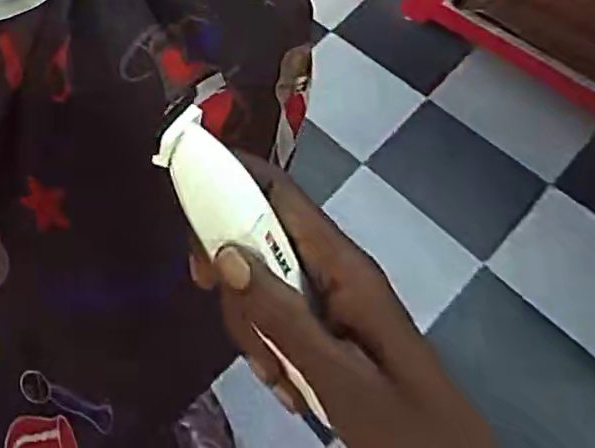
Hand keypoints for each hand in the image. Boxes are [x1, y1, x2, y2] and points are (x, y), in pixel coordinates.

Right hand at [194, 155, 493, 447]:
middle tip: (207, 290)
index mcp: (342, 264)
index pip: (277, 189)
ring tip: (273, 373)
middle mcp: (331, 268)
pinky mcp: (321, 325)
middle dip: (226, 261)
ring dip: (246, 315)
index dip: (229, 173)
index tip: (184, 190)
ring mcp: (326, 296)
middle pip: (254, 230)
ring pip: (255, 274)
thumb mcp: (342, 380)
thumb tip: (223, 252)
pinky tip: (281, 380)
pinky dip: (262, 337)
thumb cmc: (410, 430)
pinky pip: (270, 309)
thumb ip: (281, 315)